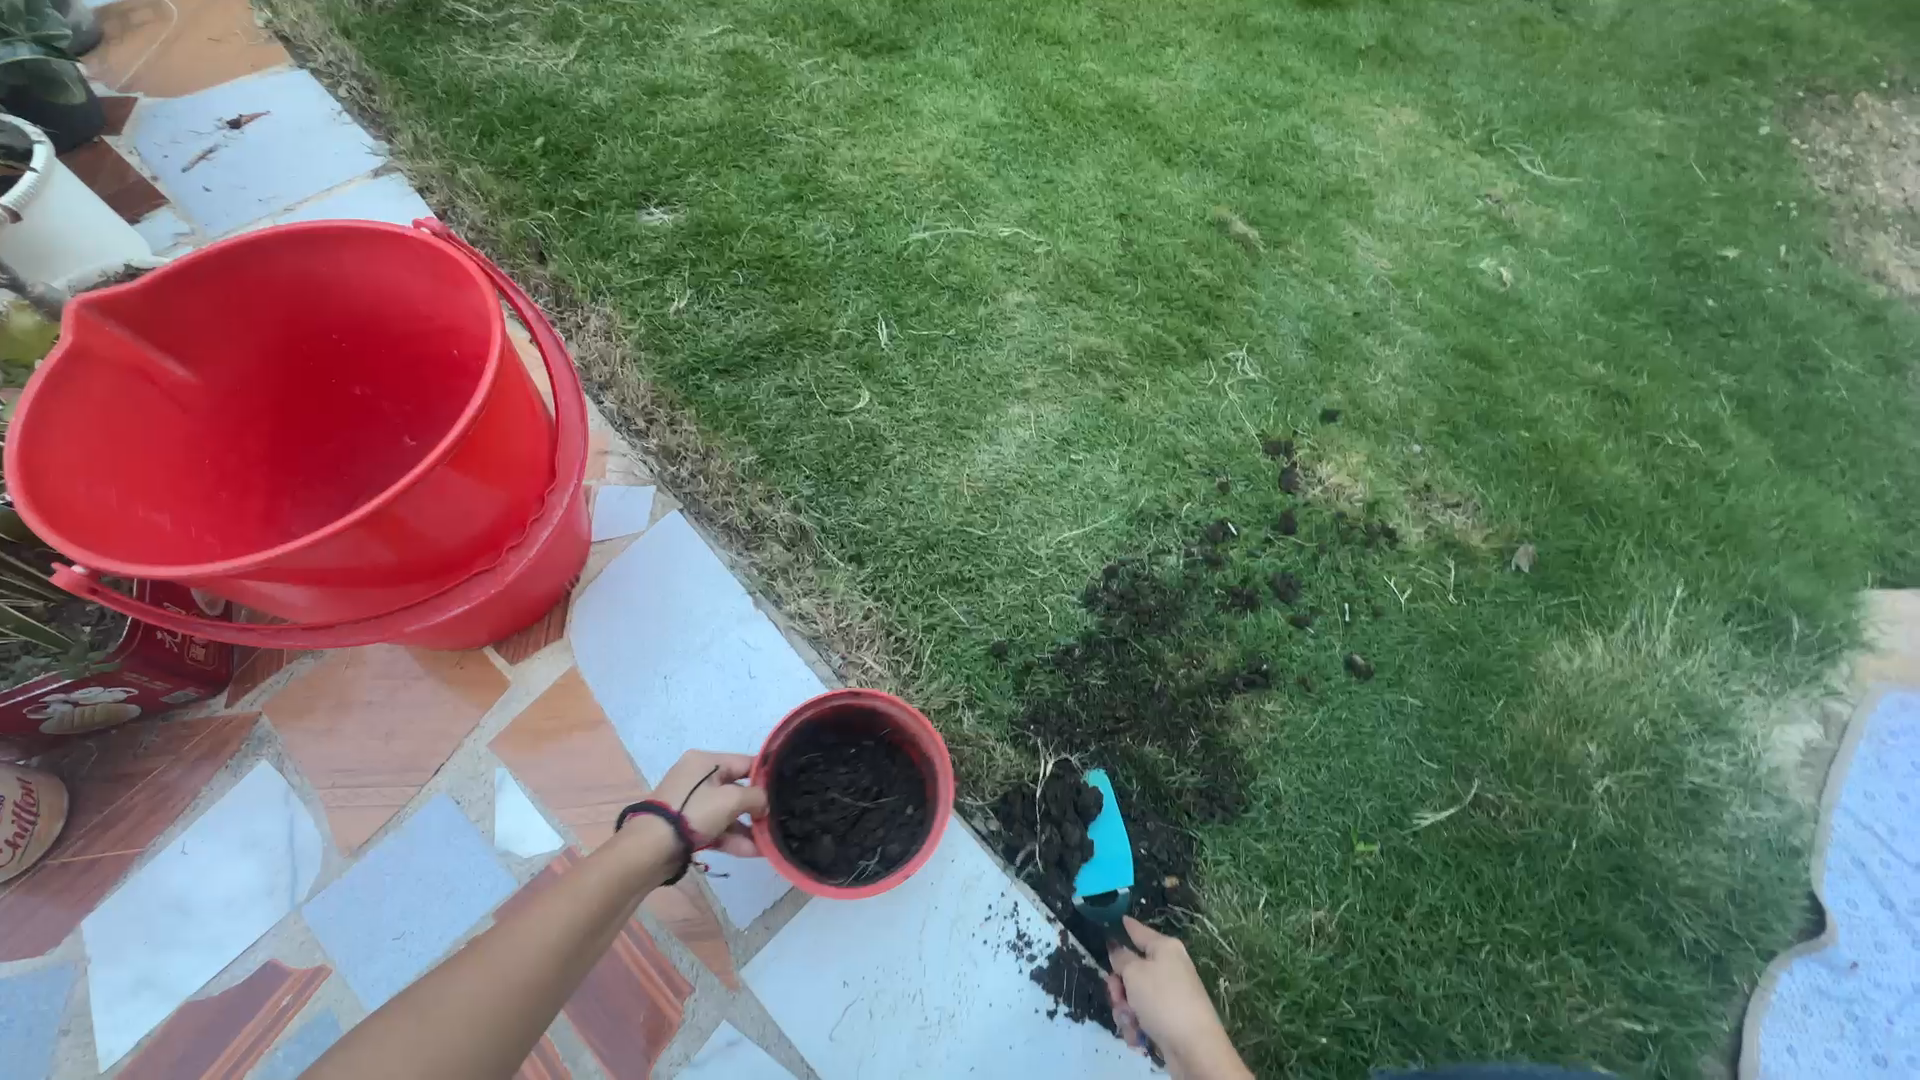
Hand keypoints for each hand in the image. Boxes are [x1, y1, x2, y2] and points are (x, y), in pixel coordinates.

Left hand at [648, 751, 768, 857]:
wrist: (650, 849)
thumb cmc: (693, 813)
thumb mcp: (731, 800)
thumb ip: (756, 797)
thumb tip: (765, 803)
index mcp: (705, 761)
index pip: (745, 762)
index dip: (765, 777)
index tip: (784, 791)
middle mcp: (698, 777)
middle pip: (737, 788)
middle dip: (757, 808)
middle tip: (776, 820)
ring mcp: (691, 803)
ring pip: (728, 812)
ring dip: (747, 828)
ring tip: (768, 843)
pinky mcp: (687, 826)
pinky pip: (716, 827)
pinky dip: (732, 838)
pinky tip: (753, 851)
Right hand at [1106, 917, 1248, 1077]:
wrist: (1195, 1049)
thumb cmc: (1163, 1000)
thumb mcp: (1134, 973)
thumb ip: (1121, 958)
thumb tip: (1117, 949)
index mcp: (1164, 948)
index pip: (1140, 932)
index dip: (1128, 926)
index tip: (1120, 919)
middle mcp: (1169, 968)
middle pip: (1132, 969)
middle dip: (1119, 986)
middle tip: (1117, 997)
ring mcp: (1170, 995)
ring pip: (1134, 996)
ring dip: (1125, 1010)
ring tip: (1130, 1023)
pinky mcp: (1169, 1019)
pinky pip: (1143, 1016)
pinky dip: (1137, 1026)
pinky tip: (1138, 1036)